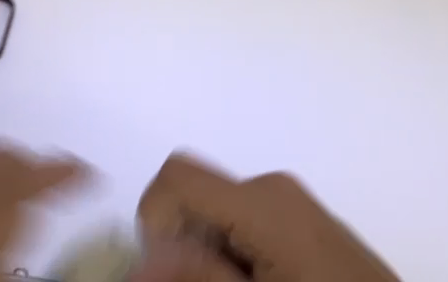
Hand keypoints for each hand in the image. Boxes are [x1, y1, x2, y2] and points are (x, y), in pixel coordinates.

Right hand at [137, 154, 400, 281]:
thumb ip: (195, 275)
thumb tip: (136, 262)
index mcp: (261, 201)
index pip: (176, 175)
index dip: (155, 217)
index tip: (169, 268)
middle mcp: (275, 187)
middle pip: (197, 195)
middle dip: (186, 242)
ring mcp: (297, 203)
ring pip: (221, 211)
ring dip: (213, 250)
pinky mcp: (311, 222)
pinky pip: (252, 221)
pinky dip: (240, 251)